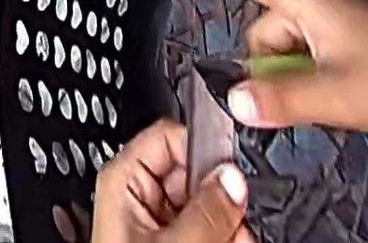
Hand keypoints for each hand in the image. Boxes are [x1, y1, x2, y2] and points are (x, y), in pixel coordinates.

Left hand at [92, 120, 252, 242]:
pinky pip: (209, 229)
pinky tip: (238, 241)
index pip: (168, 135)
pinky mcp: (176, 242)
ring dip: (232, 222)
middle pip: (194, 173)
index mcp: (124, 178)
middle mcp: (140, 195)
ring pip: (208, 205)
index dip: (204, 150)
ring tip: (242, 237)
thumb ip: (205, 211)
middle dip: (224, 197)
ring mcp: (159, 224)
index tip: (234, 173)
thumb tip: (233, 178)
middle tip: (243, 221)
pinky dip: (228, 235)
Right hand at [183, 0, 367, 137]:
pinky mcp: (350, 37)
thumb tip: (233, 99)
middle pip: (266, 28)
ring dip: (294, 74)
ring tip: (329, 104)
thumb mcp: (338, 97)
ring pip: (288, 45)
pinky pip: (310, 51)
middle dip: (270, 65)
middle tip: (300, 100)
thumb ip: (281, 99)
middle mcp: (314, 2)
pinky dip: (312, 74)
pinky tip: (338, 99)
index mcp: (304, 0)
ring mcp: (334, 19)